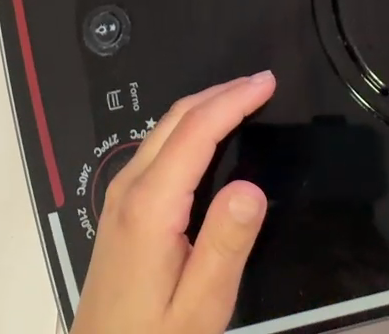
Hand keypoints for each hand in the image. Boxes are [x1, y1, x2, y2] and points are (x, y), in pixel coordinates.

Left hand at [71, 71, 275, 333]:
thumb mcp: (200, 305)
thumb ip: (225, 245)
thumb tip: (252, 186)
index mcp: (151, 204)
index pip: (196, 131)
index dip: (233, 100)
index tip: (268, 82)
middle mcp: (130, 186)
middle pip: (176, 119)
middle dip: (221, 93)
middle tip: (262, 82)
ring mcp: (120, 194)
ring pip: (163, 129)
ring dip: (205, 106)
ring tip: (243, 99)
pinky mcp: (120, 207)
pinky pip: (157, 148)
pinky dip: (189, 127)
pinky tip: (208, 134)